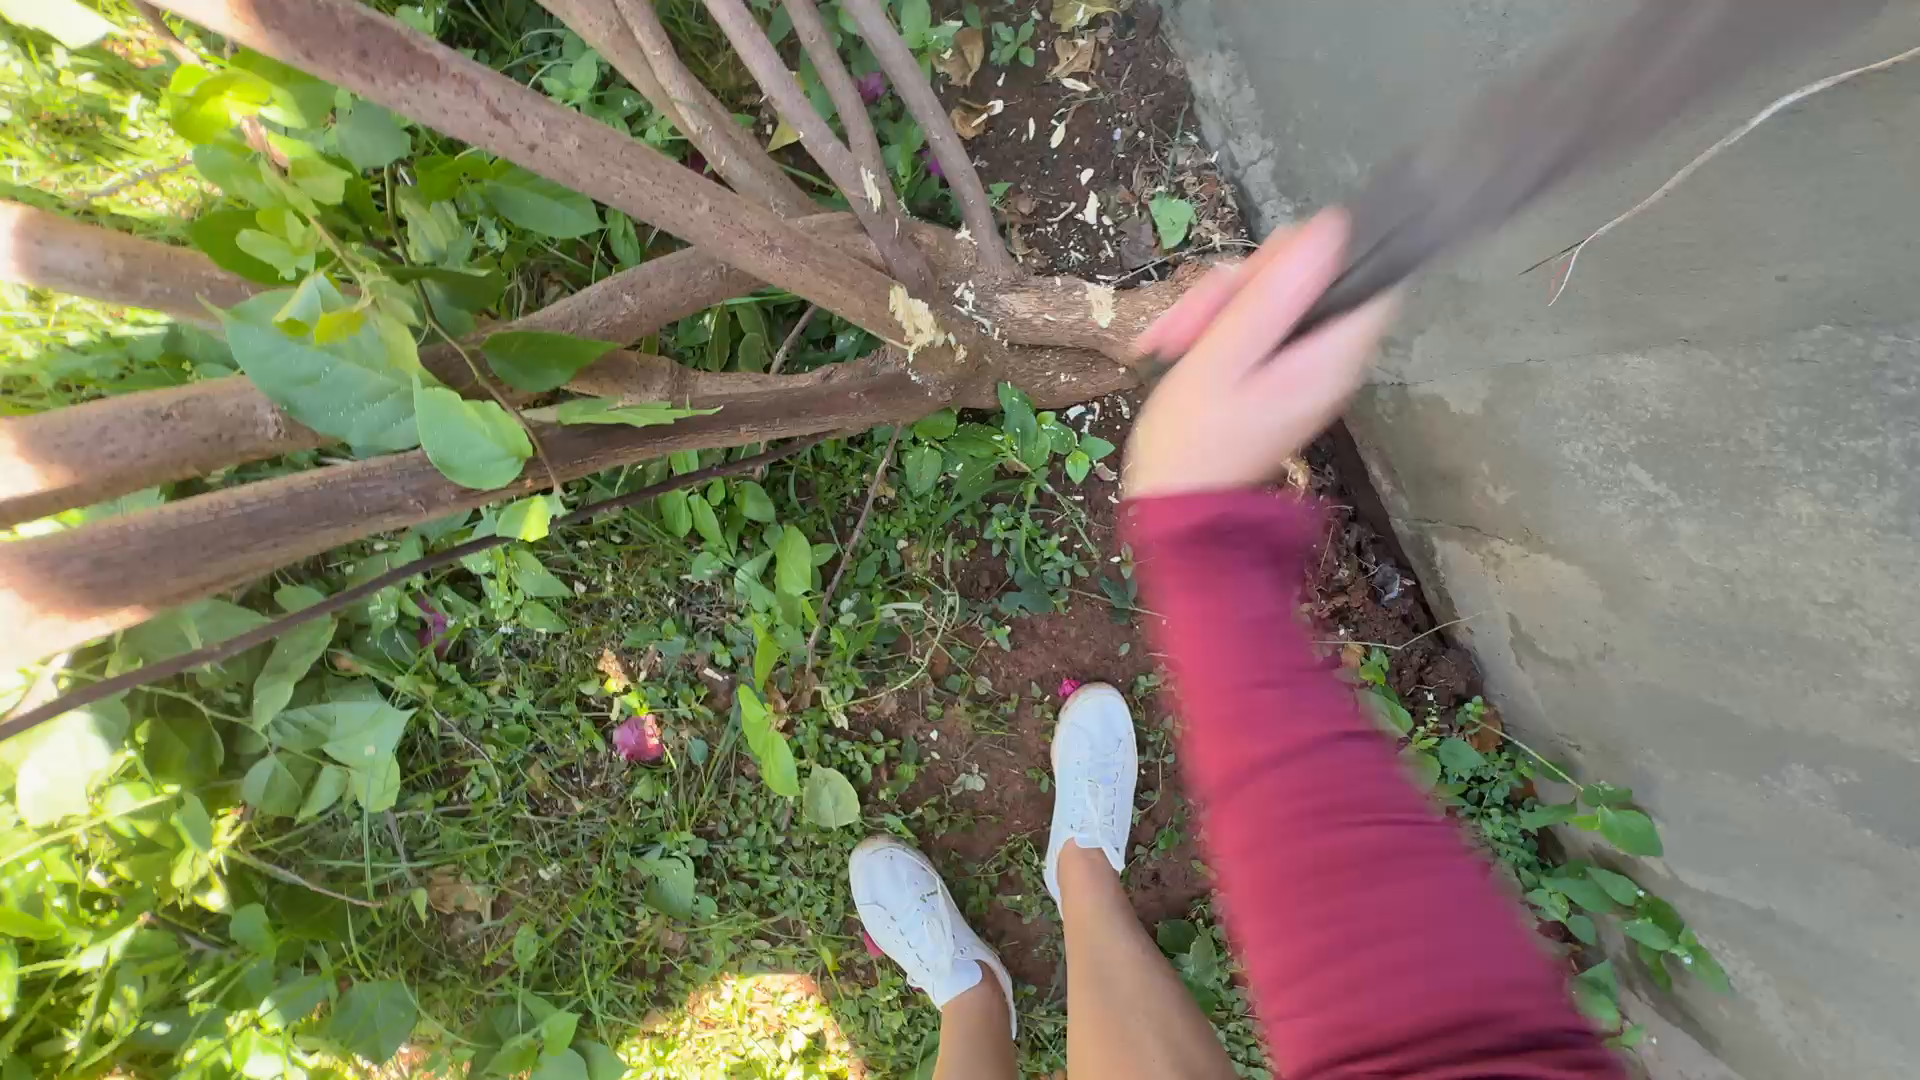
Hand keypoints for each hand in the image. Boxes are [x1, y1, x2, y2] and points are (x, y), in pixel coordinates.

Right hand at [1123, 209, 1396, 498]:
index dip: (1310, 253)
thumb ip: (1272, 294)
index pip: (1362, 271)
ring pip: (1274, 303)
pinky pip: (1260, 332)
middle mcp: (1332, 360)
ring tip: (1170, 341)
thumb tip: (1330, 227)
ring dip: (1217, 309)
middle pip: (1308, 282)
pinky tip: (1178, 348)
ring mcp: (1306, 371)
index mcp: (1331, 356)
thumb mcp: (1219, 360)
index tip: (1253, 271)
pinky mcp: (1280, 379)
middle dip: (1242, 285)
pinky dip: (1219, 333)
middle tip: (1189, 319)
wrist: (1176, 506)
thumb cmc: (1190, 440)